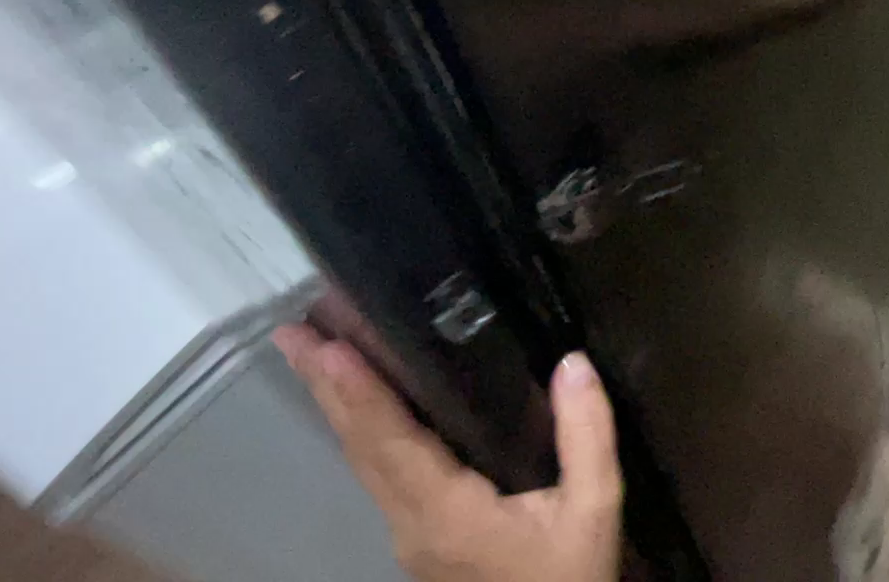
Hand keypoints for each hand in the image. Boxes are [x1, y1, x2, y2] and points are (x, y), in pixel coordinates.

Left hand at [274, 326, 622, 581]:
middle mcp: (411, 523)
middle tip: (294, 332)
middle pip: (359, 448)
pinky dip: (362, 427)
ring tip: (317, 354)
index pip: (392, 443)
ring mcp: (408, 534)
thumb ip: (587, 435)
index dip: (359, 392)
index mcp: (447, 513)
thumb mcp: (594, 507)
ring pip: (362, 461)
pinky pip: (379, 471)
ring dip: (337, 404)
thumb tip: (572, 362)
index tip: (327, 347)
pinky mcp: (418, 536)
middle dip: (324, 388)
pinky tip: (363, 406)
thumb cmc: (566, 578)